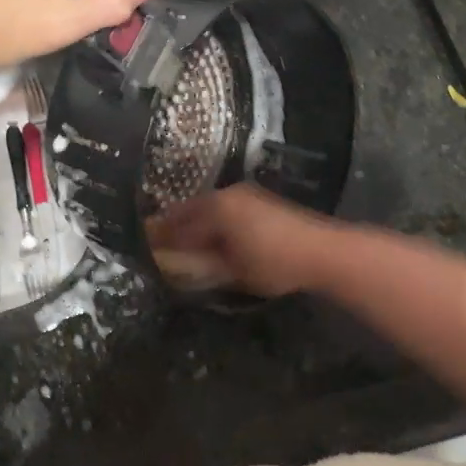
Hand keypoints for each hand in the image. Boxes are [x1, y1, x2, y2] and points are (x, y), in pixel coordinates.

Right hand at [145, 185, 344, 296]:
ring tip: (181, 240)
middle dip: (174, 224)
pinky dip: (212, 220)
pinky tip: (212, 236)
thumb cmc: (274, 262)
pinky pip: (225, 208)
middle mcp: (228, 195)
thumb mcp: (234, 269)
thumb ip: (203, 263)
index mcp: (217, 208)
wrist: (322, 251)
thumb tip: (177, 264)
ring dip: (194, 221)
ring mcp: (247, 196)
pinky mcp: (261, 202)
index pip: (178, 221)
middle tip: (156, 240)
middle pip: (192, 209)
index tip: (143, 242)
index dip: (160, 233)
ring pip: (210, 207)